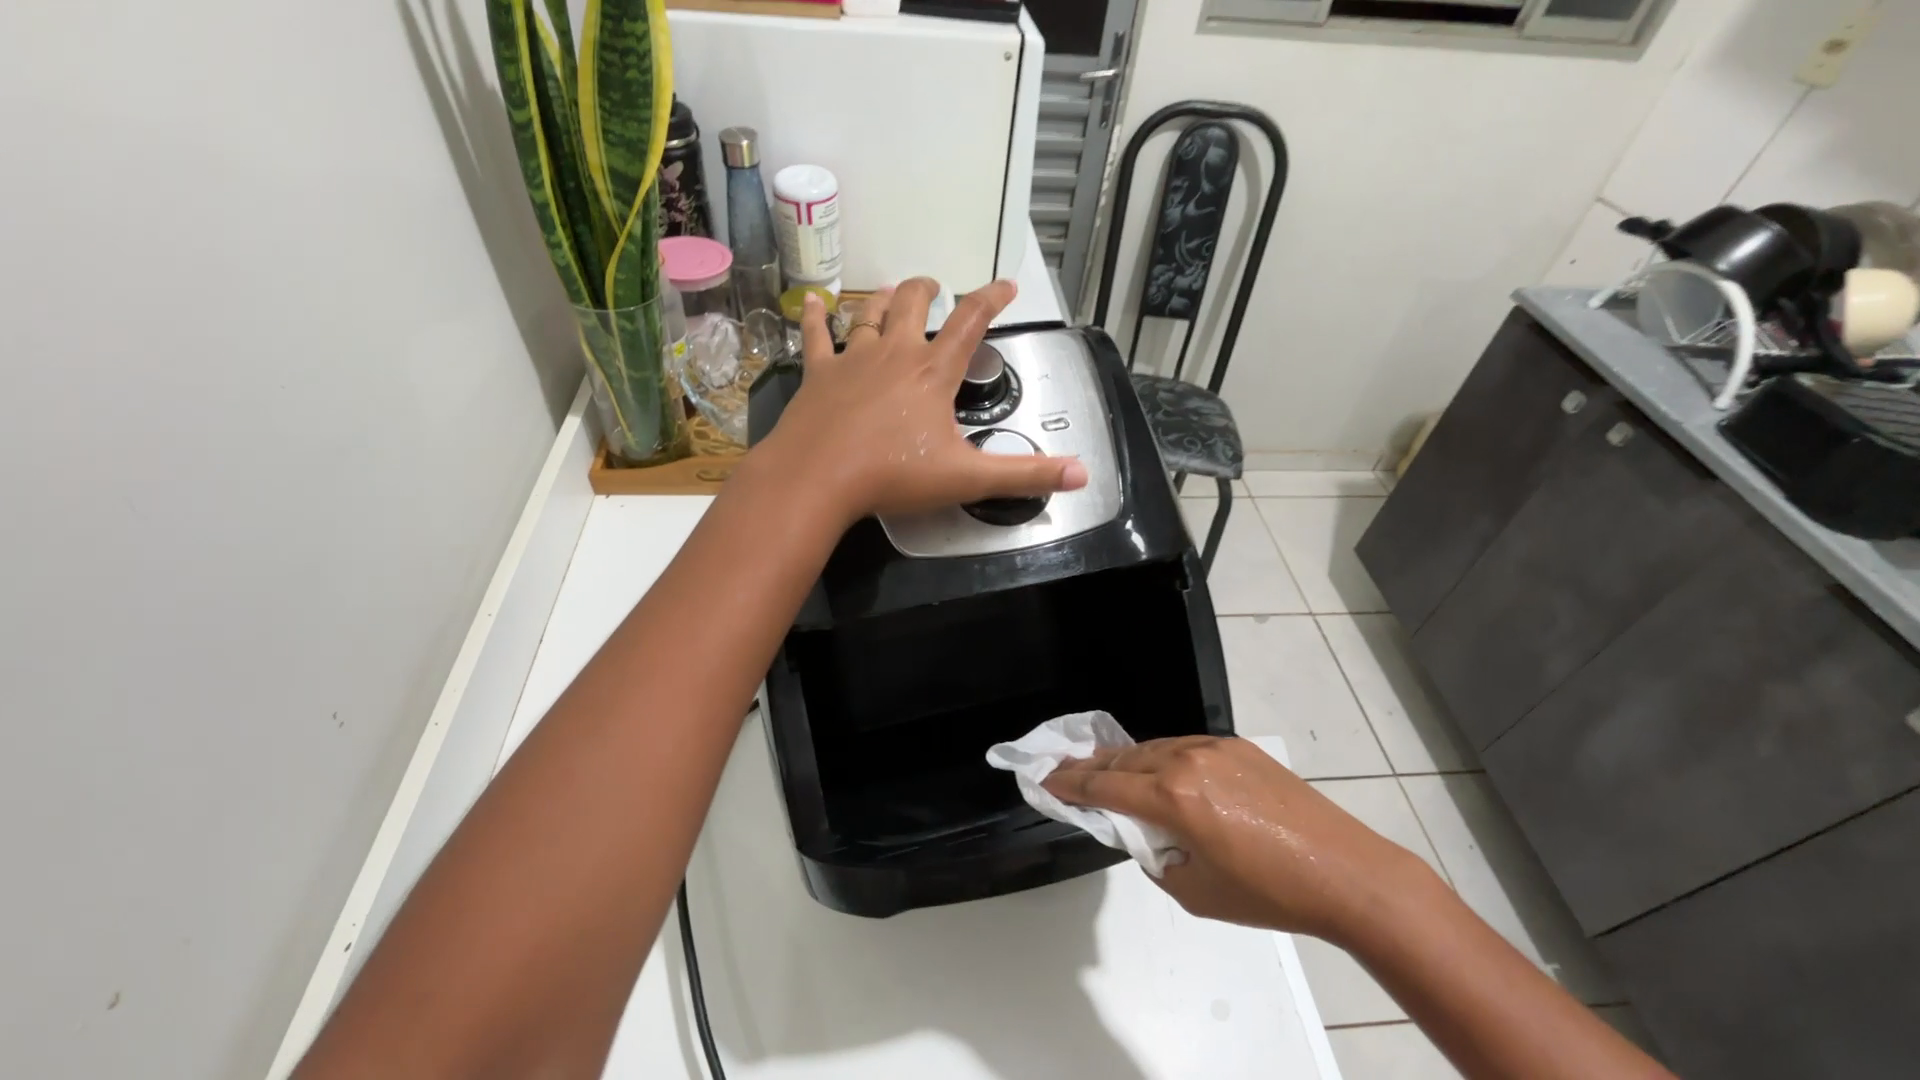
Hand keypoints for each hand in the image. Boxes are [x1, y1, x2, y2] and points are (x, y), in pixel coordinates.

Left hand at [751, 277, 1088, 523]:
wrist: (818, 478)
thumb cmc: (893, 475)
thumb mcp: (967, 478)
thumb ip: (1025, 474)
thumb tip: (1081, 472)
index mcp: (933, 373)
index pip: (970, 322)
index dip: (991, 299)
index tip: (1006, 285)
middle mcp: (893, 354)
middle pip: (910, 304)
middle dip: (926, 290)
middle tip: (933, 287)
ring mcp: (852, 360)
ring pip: (868, 314)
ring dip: (880, 299)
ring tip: (887, 291)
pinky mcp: (817, 374)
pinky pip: (815, 336)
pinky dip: (814, 316)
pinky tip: (811, 301)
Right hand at [1042, 736, 1438, 942]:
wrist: (1346, 873)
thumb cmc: (1268, 894)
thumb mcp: (1194, 891)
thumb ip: (1156, 857)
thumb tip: (1149, 835)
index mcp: (1172, 798)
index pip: (1104, 786)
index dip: (1070, 785)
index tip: (1044, 781)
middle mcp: (1187, 760)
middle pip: (1123, 759)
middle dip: (1090, 767)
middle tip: (1063, 771)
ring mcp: (1216, 748)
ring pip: (1153, 748)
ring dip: (1126, 761)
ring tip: (1106, 772)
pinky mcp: (1240, 748)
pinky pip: (1185, 748)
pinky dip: (1161, 758)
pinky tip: (1158, 772)